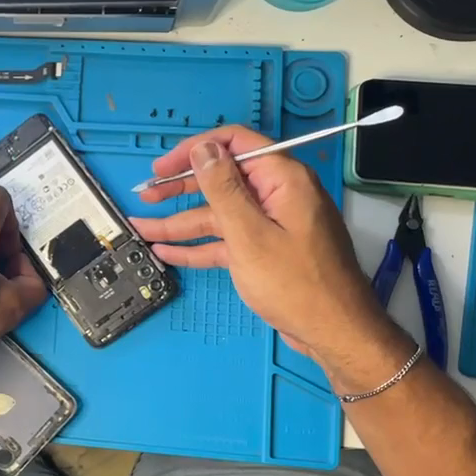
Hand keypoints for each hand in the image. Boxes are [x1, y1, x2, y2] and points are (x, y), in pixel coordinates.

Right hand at [132, 127, 413, 392]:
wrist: (334, 332)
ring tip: (142, 228)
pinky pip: (225, 240)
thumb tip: (203, 149)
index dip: (194, 150)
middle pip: (221, 180)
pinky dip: (197, 246)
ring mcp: (270, 225)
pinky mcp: (264, 251)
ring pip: (218, 215)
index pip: (234, 144)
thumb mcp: (250, 234)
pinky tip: (166, 251)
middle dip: (181, 187)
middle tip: (146, 194)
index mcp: (281, 179)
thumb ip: (223, 189)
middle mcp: (276, 195)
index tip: (161, 167)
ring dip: (180, 222)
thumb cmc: (295, 283)